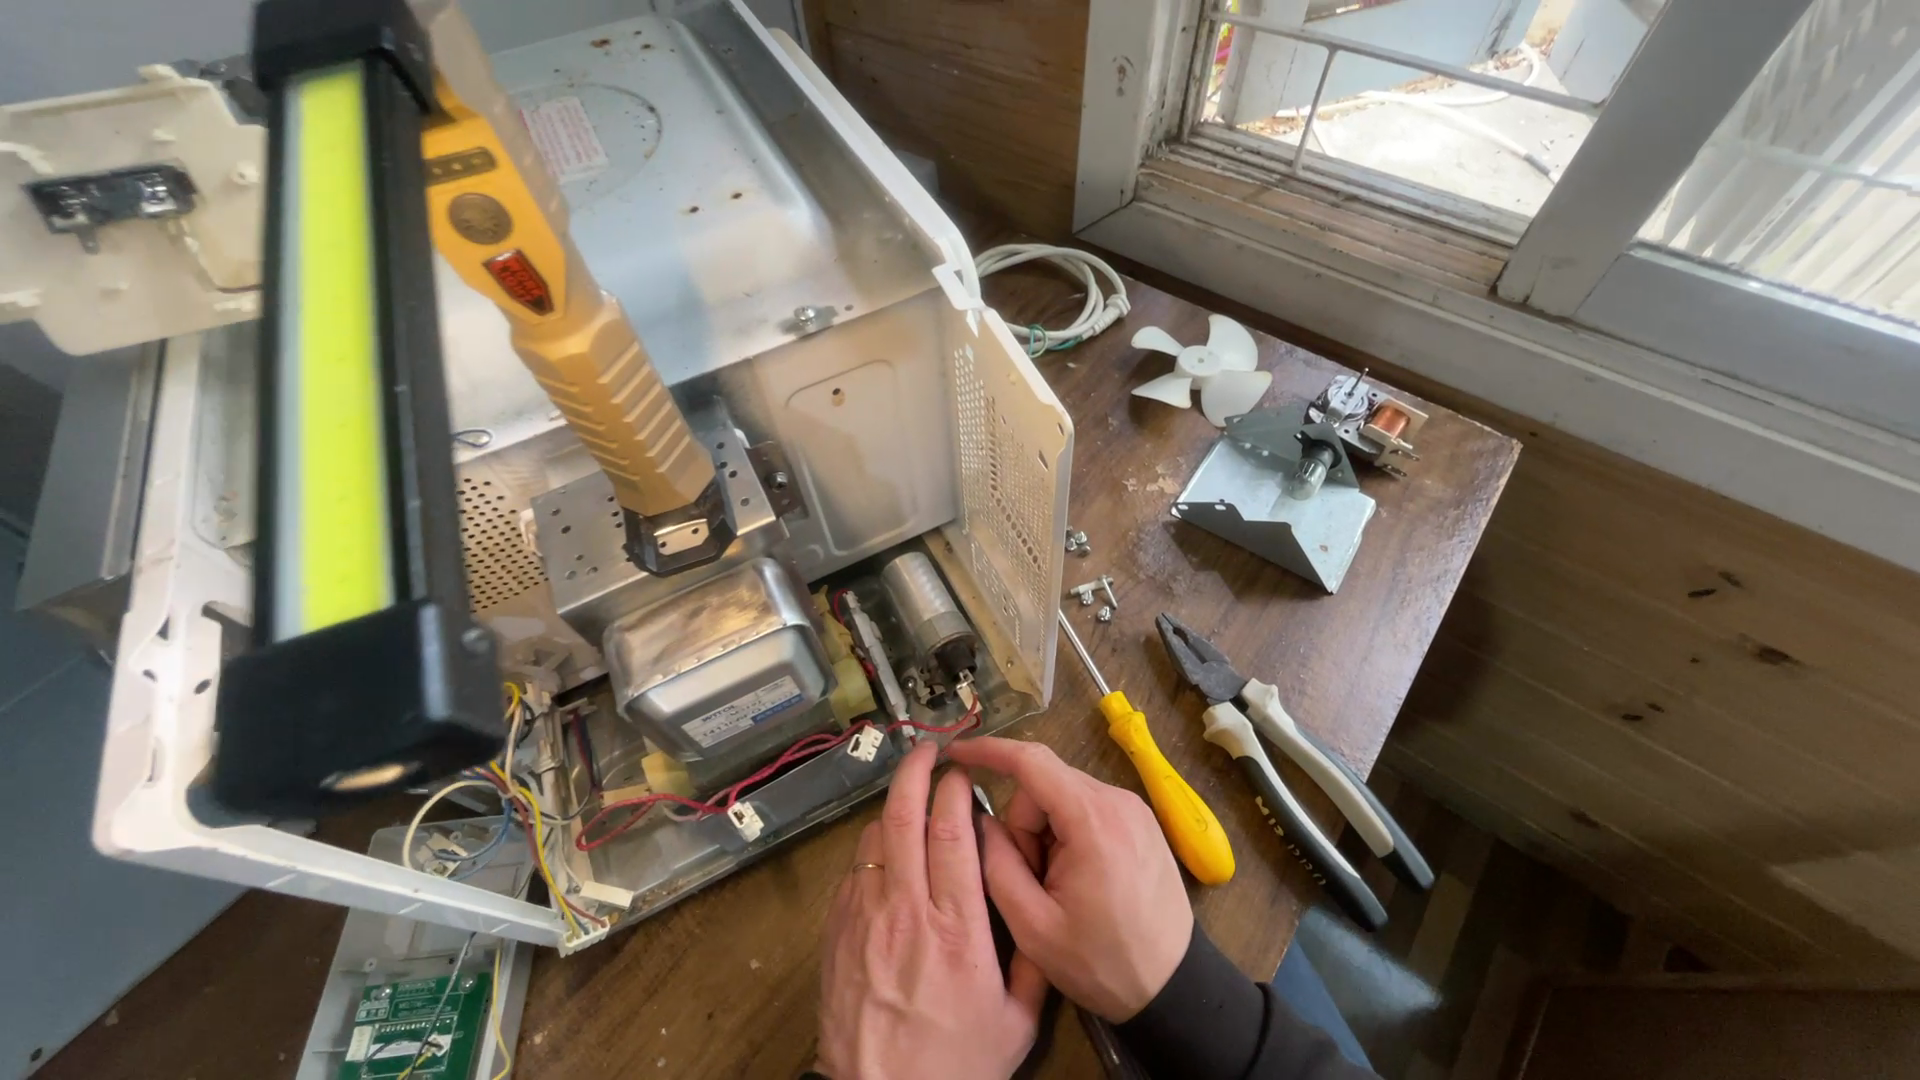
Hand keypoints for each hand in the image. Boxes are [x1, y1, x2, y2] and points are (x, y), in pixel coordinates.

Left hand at [815, 740, 1048, 1079]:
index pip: (953, 832)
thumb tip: (1033, 901)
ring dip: (893, 812)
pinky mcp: (837, 931)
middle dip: (914, 772)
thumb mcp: (1017, 1021)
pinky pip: (854, 871)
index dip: (956, 790)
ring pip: (875, 838)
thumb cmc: (955, 1063)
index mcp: (957, 926)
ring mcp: (865, 917)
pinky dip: (873, 851)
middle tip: (926, 751)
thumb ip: (1033, 959)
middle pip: (904, 817)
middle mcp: (907, 909)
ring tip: (911, 806)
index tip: (962, 773)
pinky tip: (887, 857)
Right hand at [945, 737, 1193, 1022]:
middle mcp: (1117, 800)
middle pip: (1044, 782)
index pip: (1030, 761)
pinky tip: (1077, 877)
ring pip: (1064, 794)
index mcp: (1091, 819)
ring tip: (1057, 885)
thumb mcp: (1033, 926)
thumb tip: (979, 820)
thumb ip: (996, 864)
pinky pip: (1087, 806)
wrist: (1174, 988)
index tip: (954, 751)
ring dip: (1047, 831)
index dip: (988, 750)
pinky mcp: (1142, 821)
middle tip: (1032, 880)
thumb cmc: (1101, 963)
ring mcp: (1134, 808)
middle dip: (1024, 824)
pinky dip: (1069, 831)